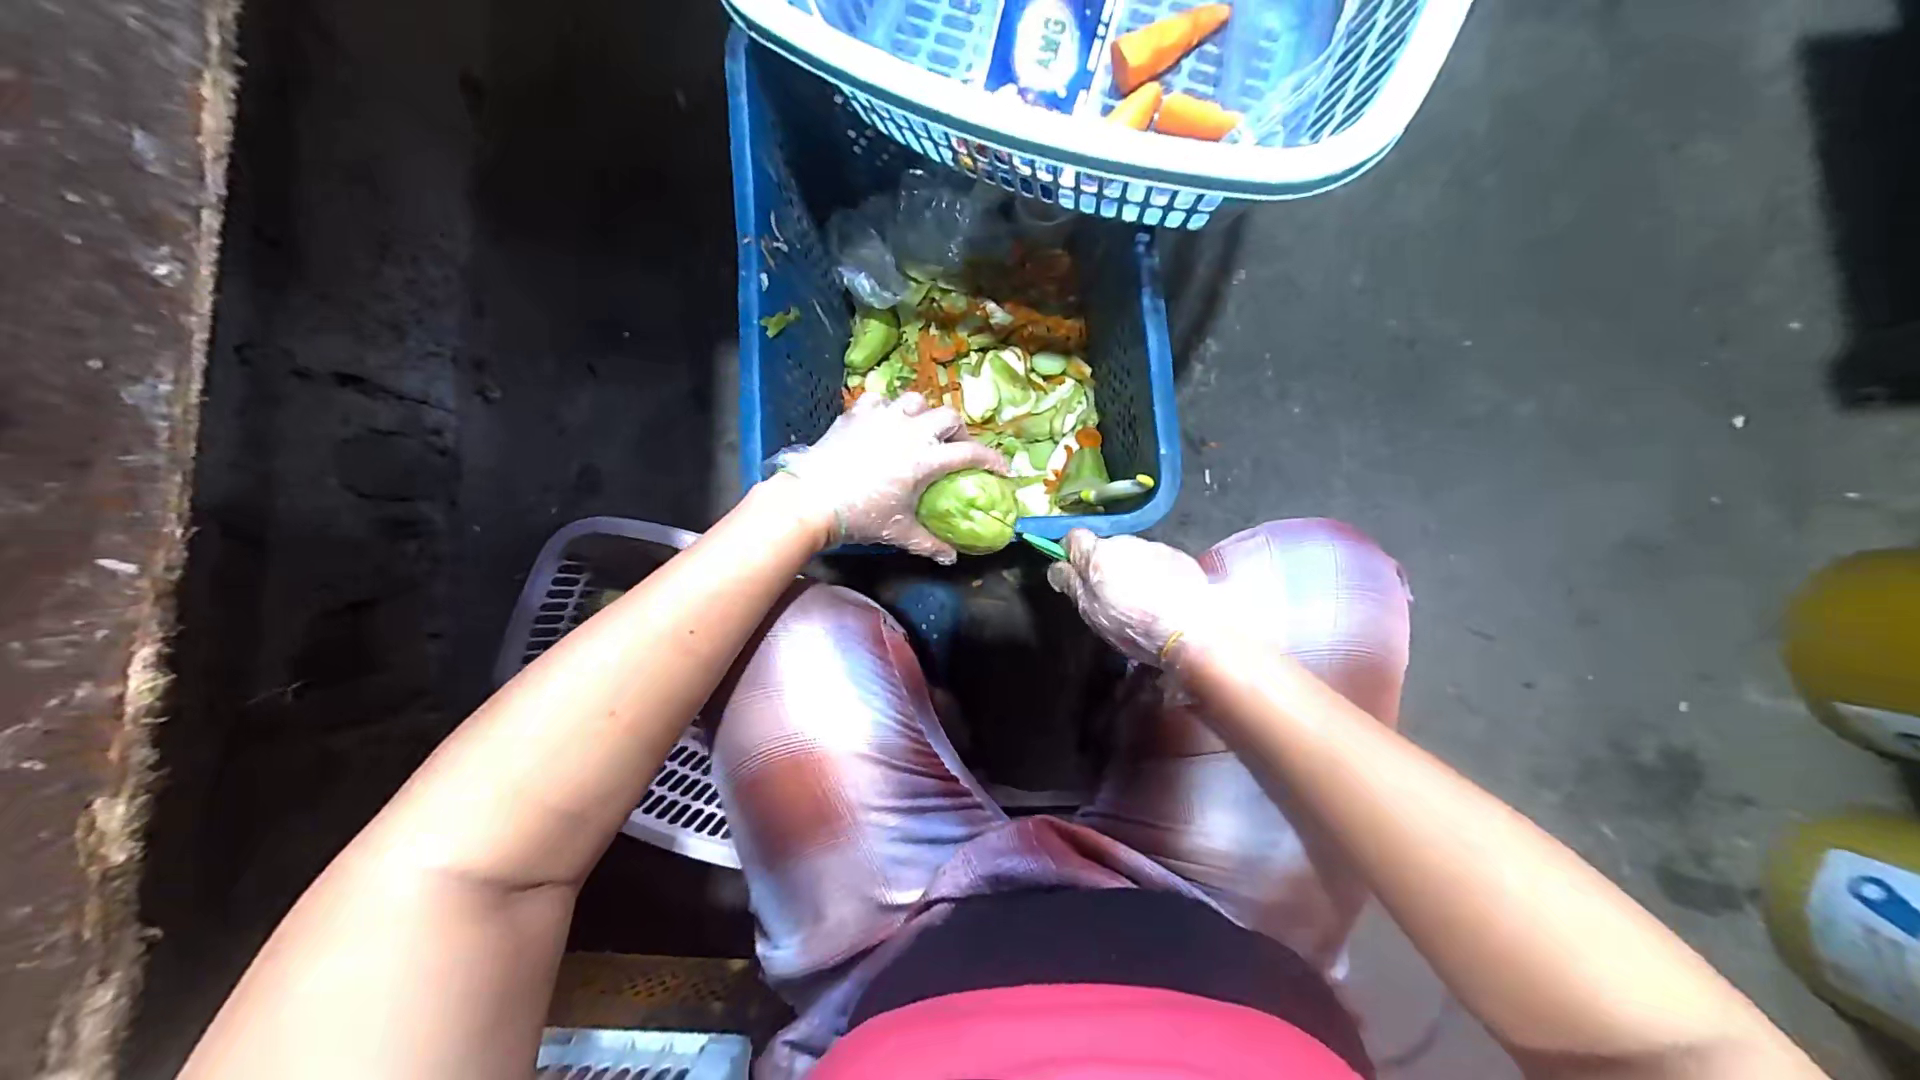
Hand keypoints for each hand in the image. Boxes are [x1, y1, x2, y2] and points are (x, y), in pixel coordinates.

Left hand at [779, 391, 1007, 563]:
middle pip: (949, 417)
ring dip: (924, 413)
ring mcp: (883, 417)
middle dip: (959, 431)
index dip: (993, 459)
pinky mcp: (857, 413)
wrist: (811, 500)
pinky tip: (884, 422)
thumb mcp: (900, 533)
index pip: (972, 453)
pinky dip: (888, 408)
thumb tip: (950, 558)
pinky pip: (880, 399)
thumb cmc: (861, 517)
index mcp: (927, 459)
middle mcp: (911, 430)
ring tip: (920, 430)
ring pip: (916, 400)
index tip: (1003, 469)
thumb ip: (930, 544)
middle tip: (955, 448)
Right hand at [1046, 528, 1214, 664]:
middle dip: (1103, 564)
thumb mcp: (1091, 611)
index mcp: (1097, 555)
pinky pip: (1155, 560)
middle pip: (1104, 546)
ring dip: (1129, 569)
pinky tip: (1161, 596)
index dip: (1070, 552)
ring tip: (1140, 599)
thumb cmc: (1133, 624)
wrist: (1193, 628)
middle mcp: (1124, 542)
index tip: (1074, 572)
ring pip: (1131, 553)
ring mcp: (1153, 547)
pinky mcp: (1178, 556)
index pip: (1073, 537)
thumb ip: (1071, 585)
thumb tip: (1055, 566)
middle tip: (1110, 596)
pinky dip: (1153, 573)